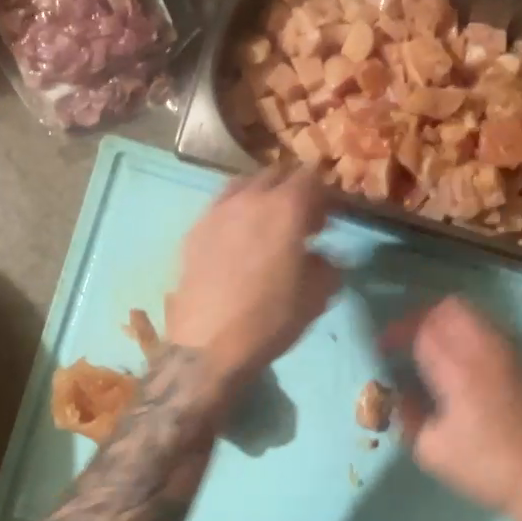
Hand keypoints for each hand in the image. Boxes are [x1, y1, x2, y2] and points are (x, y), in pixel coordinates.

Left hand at [166, 167, 340, 388]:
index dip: (323, 194)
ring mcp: (216, 212)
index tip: (328, 218)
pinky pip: (220, 208)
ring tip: (266, 227)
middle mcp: (249, 199)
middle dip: (292, 191)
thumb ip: (328, 267)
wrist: (208, 345)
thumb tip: (325, 256)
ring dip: (261, 198)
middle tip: (301, 222)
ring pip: (243, 186)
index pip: (310, 178)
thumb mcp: (316, 297)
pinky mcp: (193, 231)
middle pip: (275, 175)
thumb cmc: (271, 319)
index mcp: (285, 208)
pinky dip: (235, 214)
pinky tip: (237, 242)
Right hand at [386, 297, 521, 518]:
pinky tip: (457, 361)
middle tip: (404, 341)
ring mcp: (508, 351)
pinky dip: (465, 332)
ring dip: (444, 322)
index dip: (396, 332)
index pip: (421, 327)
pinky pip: (487, 328)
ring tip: (428, 348)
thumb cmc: (483, 466)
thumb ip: (406, 413)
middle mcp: (485, 348)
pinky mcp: (521, 361)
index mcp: (458, 366)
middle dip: (420, 318)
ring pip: (471, 313)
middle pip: (448, 307)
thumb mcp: (429, 448)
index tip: (381, 347)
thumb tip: (397, 392)